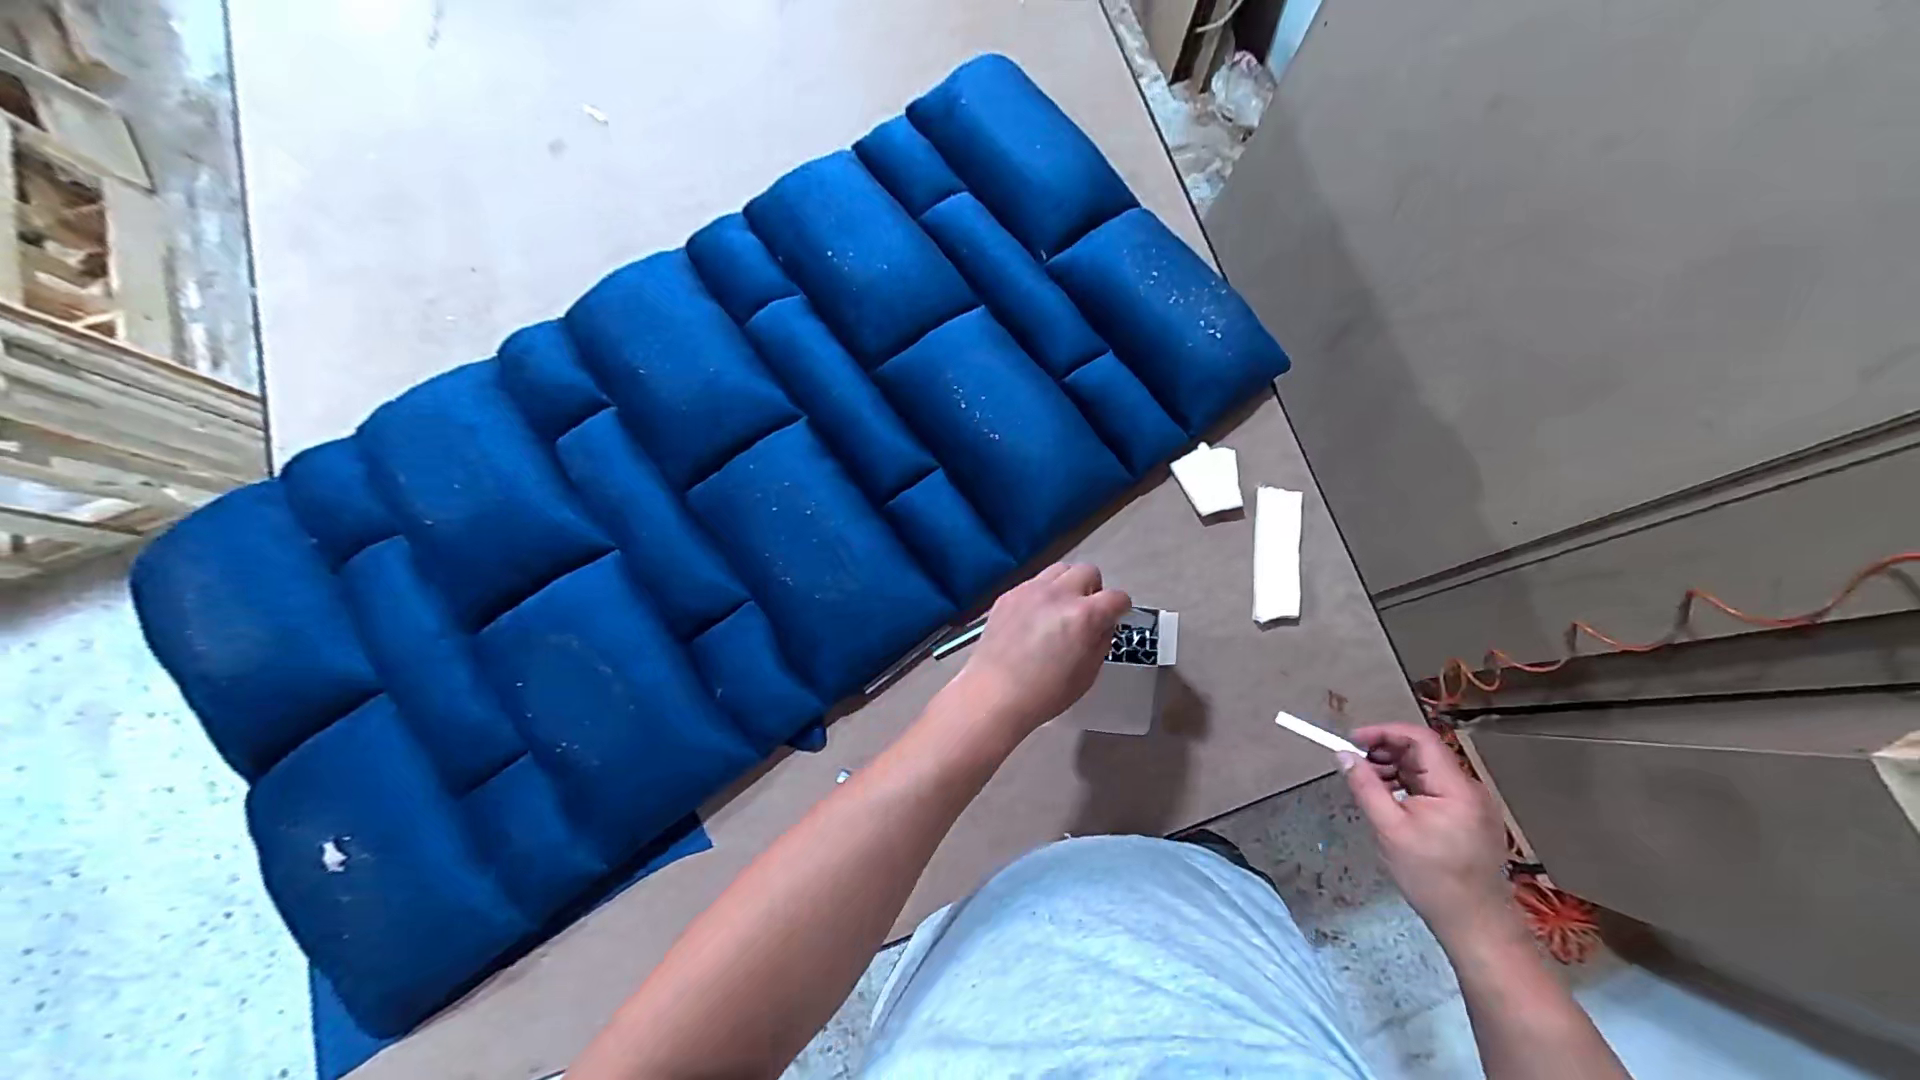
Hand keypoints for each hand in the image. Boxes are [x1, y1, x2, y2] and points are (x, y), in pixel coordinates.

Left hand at [956, 563, 1130, 740]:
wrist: (994, 693)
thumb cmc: (1043, 693)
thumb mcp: (1088, 674)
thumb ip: (1101, 641)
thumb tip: (1103, 624)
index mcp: (1084, 616)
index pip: (1116, 596)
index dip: (1120, 608)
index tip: (1116, 614)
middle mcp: (1058, 594)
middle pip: (1088, 571)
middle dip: (1093, 589)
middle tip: (1087, 611)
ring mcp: (1030, 591)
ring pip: (1060, 569)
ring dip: (1067, 585)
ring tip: (1060, 609)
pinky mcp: (1009, 595)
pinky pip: (1034, 582)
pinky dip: (1041, 593)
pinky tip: (1035, 617)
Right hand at [1340, 723, 1513, 945]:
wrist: (1475, 924)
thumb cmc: (1432, 878)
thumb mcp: (1388, 828)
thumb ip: (1365, 785)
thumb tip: (1344, 754)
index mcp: (1455, 789)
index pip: (1420, 739)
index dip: (1383, 732)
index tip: (1353, 740)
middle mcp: (1469, 790)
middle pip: (1423, 752)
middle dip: (1385, 752)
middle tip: (1357, 765)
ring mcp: (1472, 804)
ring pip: (1426, 769)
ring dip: (1394, 769)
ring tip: (1371, 786)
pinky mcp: (1468, 817)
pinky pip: (1433, 787)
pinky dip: (1408, 785)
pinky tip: (1391, 801)